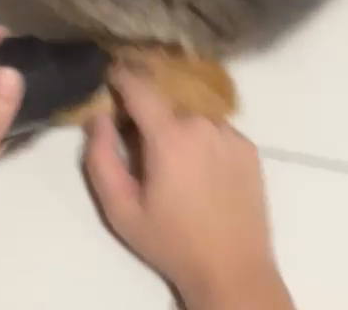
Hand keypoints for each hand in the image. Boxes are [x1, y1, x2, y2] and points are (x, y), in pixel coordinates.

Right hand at [82, 69, 291, 309]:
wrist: (233, 272)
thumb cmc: (171, 242)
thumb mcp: (121, 210)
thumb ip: (100, 158)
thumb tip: (99, 117)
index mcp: (169, 135)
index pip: (139, 86)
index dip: (121, 77)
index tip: (110, 75)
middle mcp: (202, 123)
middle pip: (165, 102)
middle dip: (149, 112)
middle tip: (140, 142)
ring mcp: (230, 132)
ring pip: (192, 114)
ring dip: (178, 126)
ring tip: (175, 163)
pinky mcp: (249, 146)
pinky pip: (216, 129)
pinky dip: (203, 139)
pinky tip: (202, 171)